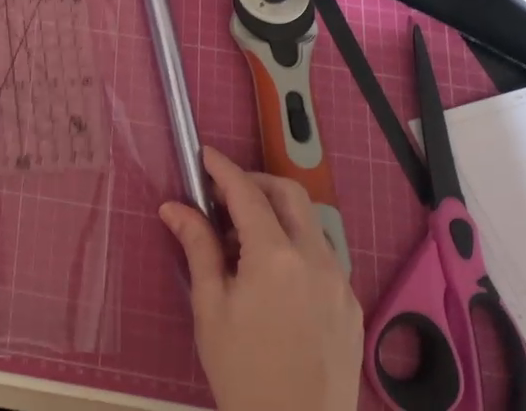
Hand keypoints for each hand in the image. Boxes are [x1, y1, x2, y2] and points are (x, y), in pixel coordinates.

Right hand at [160, 148, 362, 410]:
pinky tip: (270, 273)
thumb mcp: (210, 306)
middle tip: (221, 194)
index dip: (223, 169)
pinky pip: (323, 256)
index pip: (248, 194)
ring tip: (242, 237)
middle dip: (255, 182)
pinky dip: (295, 244)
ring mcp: (341, 284)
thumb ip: (198, 248)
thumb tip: (174, 207)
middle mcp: (317, 261)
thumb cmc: (242, 370)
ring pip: (311, 224)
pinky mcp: (351, 307)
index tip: (203, 155)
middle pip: (291, 195)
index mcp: (276, 258)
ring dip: (277, 213)